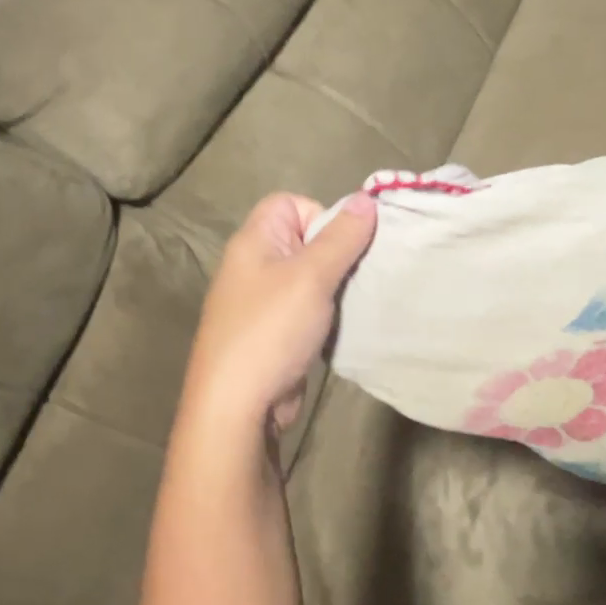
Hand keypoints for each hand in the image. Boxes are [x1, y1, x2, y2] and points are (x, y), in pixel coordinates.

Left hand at [181, 192, 376, 438]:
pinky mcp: (276, 332)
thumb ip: (342, 236)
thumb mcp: (312, 276)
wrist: (238, 406)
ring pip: (313, 276)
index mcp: (254, 241)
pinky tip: (342, 327)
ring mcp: (264, 301)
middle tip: (359, 274)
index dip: (322, 215)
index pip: (291, 203)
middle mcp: (255, 265)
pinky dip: (329, 314)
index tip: (344, 245)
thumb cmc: (271, 330)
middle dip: (339, 253)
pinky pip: (310, 307)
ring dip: (338, 286)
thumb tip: (367, 198)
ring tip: (354, 302)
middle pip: (307, 238)